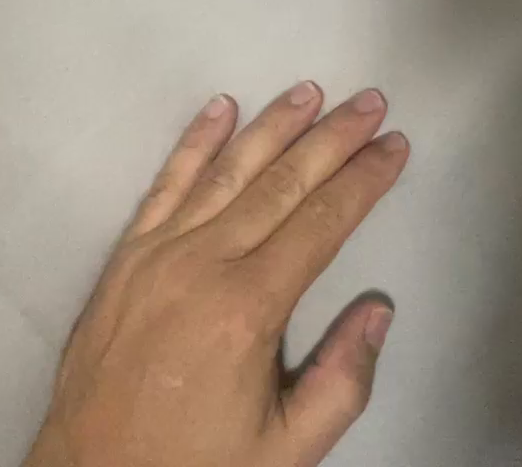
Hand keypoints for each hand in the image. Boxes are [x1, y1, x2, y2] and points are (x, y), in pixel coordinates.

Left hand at [26, 83, 409, 466]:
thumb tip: (378, 309)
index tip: (394, 146)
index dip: (365, 180)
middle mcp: (205, 263)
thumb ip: (341, 380)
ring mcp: (159, 251)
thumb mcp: (285, 452)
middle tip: (370, 101)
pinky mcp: (127, 254)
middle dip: (333, 138)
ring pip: (229, 170)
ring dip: (274, 125)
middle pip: (284, 182)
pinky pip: (167, 183)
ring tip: (310, 91)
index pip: (324, 222)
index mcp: (249, 308)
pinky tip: (220, 107)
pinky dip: (195, 141)